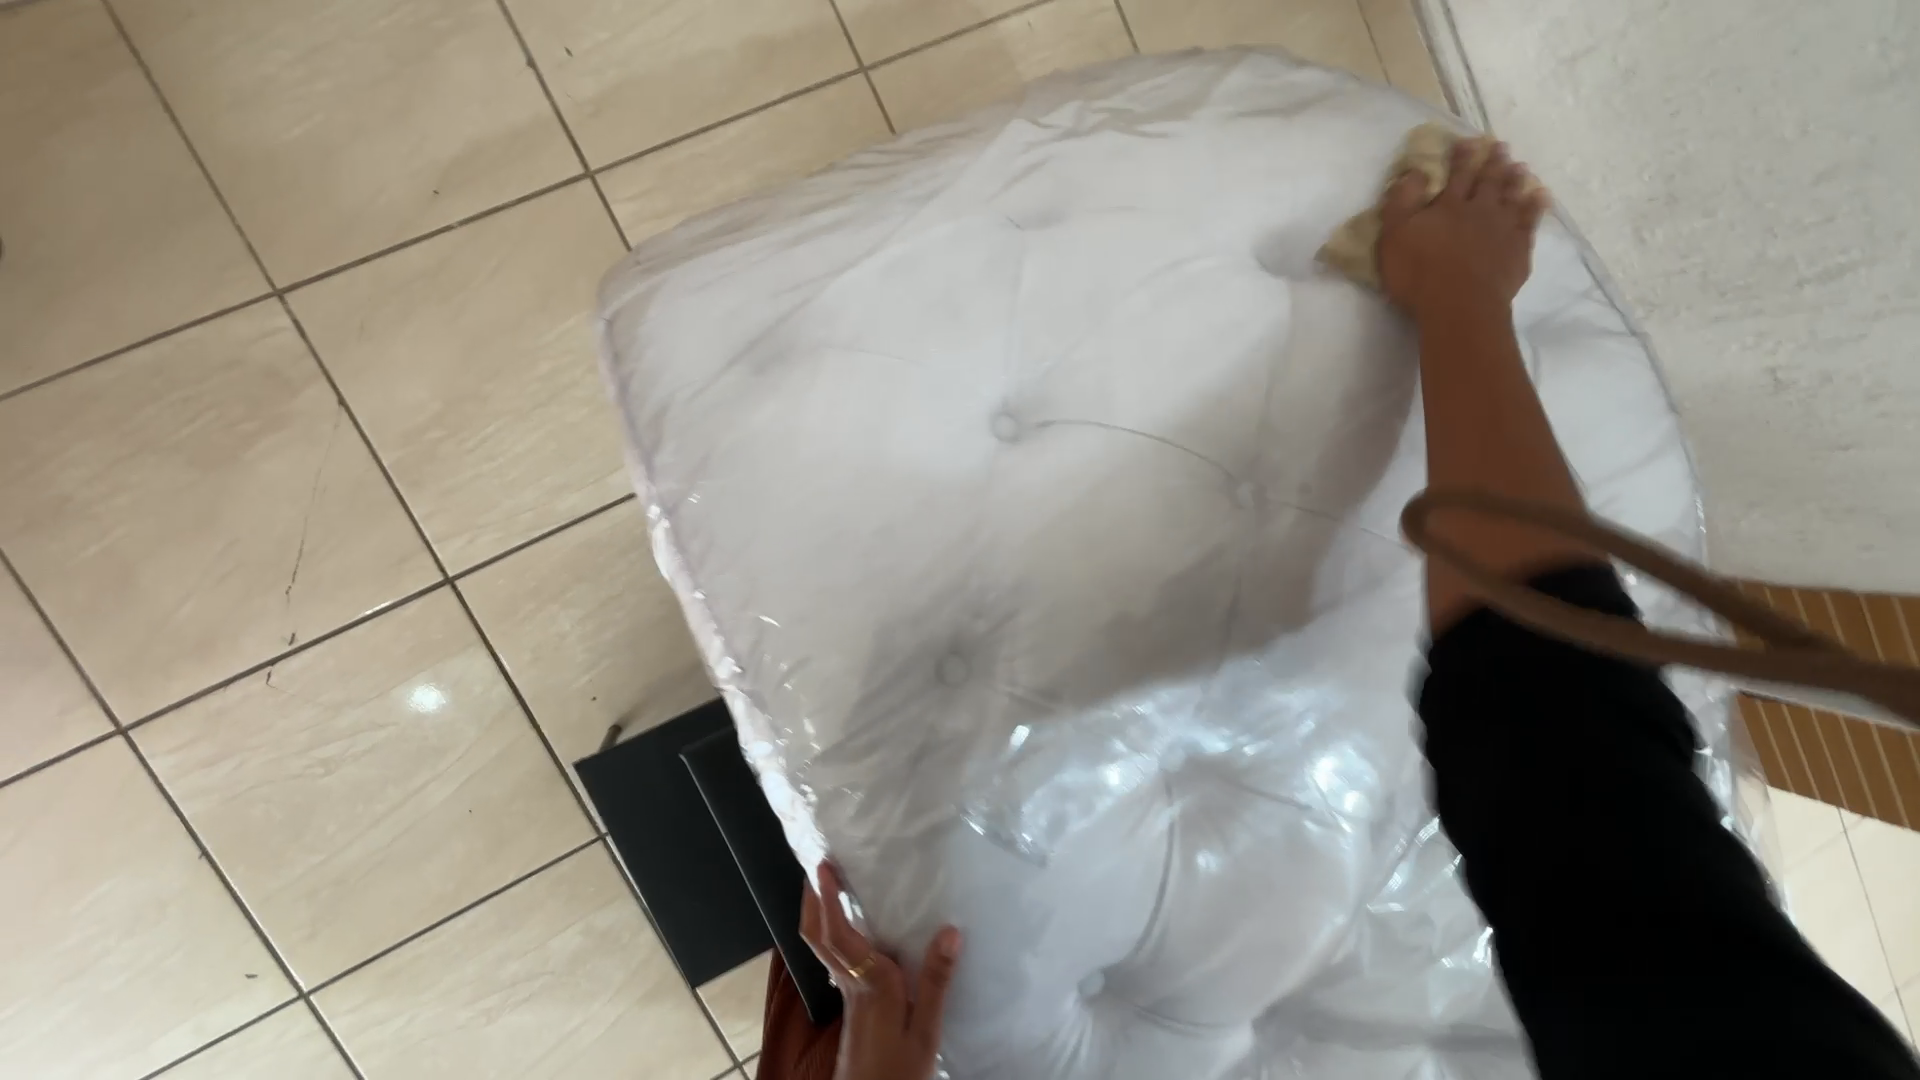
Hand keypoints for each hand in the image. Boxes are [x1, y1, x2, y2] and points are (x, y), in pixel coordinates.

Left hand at [801, 862, 962, 1079]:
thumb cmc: (898, 1068)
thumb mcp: (925, 1029)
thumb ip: (935, 980)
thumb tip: (950, 931)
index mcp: (868, 981)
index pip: (837, 933)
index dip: (827, 898)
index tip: (824, 866)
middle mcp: (849, 980)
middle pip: (816, 935)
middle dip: (812, 899)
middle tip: (818, 866)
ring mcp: (846, 991)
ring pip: (821, 945)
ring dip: (818, 912)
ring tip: (831, 883)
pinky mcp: (850, 1000)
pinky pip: (833, 955)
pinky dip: (833, 930)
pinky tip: (853, 925)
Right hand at [1378, 138, 1549, 317]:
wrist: (1459, 304)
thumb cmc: (1419, 274)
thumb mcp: (1394, 238)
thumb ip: (1401, 203)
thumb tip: (1414, 172)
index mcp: (1449, 206)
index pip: (1457, 174)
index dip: (1462, 157)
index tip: (1467, 141)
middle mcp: (1479, 209)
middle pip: (1489, 180)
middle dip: (1493, 162)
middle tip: (1500, 147)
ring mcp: (1503, 227)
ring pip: (1512, 196)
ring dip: (1516, 179)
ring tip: (1521, 167)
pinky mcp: (1518, 248)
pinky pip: (1531, 220)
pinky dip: (1536, 206)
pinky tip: (1540, 197)